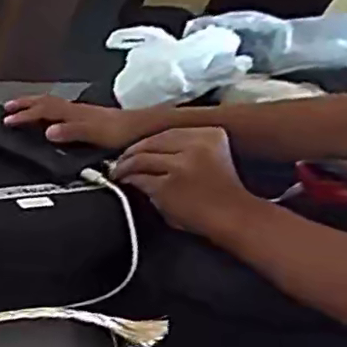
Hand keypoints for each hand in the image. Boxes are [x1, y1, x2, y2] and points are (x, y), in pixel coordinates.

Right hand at [2, 95, 160, 149]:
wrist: (153, 127)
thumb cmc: (128, 133)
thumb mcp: (98, 135)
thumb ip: (73, 131)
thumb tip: (48, 131)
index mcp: (77, 114)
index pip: (45, 111)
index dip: (25, 114)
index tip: (6, 120)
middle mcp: (80, 111)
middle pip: (48, 103)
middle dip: (26, 104)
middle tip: (7, 108)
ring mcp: (86, 114)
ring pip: (54, 105)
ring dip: (36, 106)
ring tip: (22, 110)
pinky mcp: (91, 120)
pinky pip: (63, 112)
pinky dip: (49, 112)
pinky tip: (49, 119)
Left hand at [111, 126, 264, 237]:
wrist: (230, 213)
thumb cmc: (219, 191)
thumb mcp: (210, 158)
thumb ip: (185, 150)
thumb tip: (150, 151)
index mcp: (210, 135)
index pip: (167, 133)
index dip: (145, 142)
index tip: (133, 149)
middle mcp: (197, 146)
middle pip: (151, 143)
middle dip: (130, 152)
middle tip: (118, 162)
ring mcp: (181, 165)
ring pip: (140, 159)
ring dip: (123, 167)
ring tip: (117, 173)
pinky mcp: (166, 186)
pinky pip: (139, 179)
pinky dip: (127, 179)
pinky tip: (124, 182)